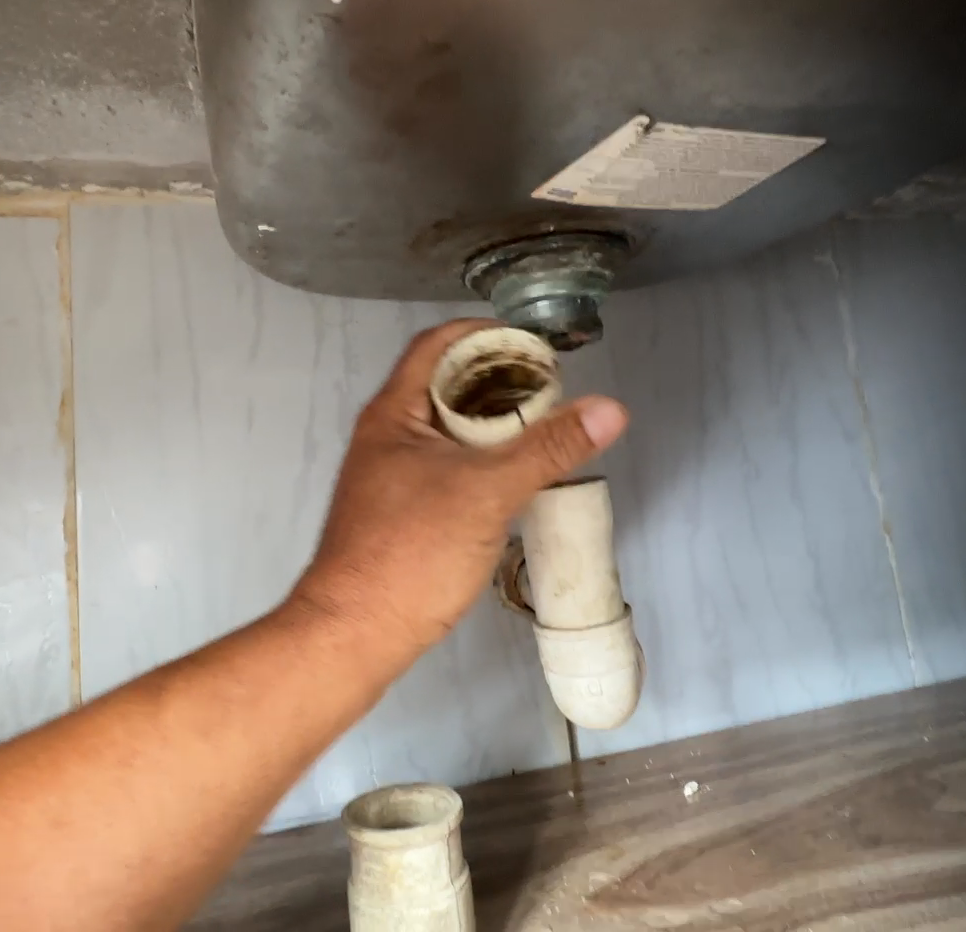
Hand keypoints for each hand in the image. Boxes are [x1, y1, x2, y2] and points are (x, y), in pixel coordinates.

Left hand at [288, 319, 628, 663]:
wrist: (355, 632)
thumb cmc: (412, 551)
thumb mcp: (487, 492)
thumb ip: (547, 448)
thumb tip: (610, 408)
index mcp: (394, 412)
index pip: (437, 345)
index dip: (486, 334)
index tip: (535, 346)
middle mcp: (387, 434)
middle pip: (445, 384)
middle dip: (498, 379)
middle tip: (550, 388)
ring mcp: (391, 473)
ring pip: (448, 429)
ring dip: (492, 422)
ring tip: (543, 426)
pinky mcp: (402, 508)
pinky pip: (448, 464)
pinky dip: (482, 458)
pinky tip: (515, 476)